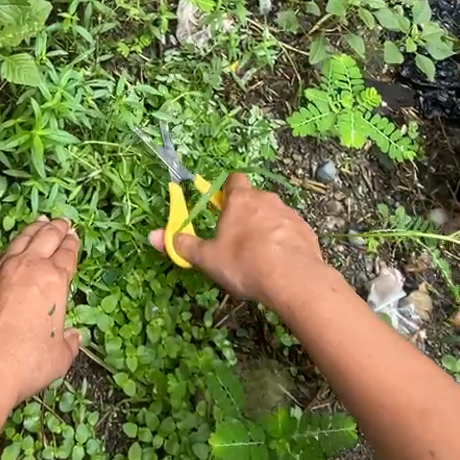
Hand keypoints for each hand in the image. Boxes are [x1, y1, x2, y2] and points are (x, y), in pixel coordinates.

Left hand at [0, 217, 82, 410]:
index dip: (72, 243)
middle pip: (45, 238)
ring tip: (38, 224)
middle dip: (56, 228)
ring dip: (31, 231)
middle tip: (61, 221)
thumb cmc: (27, 361)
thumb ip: (68, 342)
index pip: (67, 254)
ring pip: (19, 241)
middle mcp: (29, 268)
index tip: (74, 235)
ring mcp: (2, 271)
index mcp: (54, 281)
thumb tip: (73, 337)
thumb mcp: (60, 356)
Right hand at [149, 173, 330, 307]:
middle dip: (246, 214)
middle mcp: (266, 199)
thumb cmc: (244, 262)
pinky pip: (291, 232)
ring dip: (267, 229)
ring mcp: (289, 215)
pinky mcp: (307, 232)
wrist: (293, 279)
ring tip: (260, 256)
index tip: (223, 208)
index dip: (229, 191)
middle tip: (237, 239)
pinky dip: (285, 243)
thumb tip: (152, 236)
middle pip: (254, 198)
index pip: (235, 180)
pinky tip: (280, 264)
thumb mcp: (208, 257)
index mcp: (241, 199)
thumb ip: (183, 245)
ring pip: (274, 215)